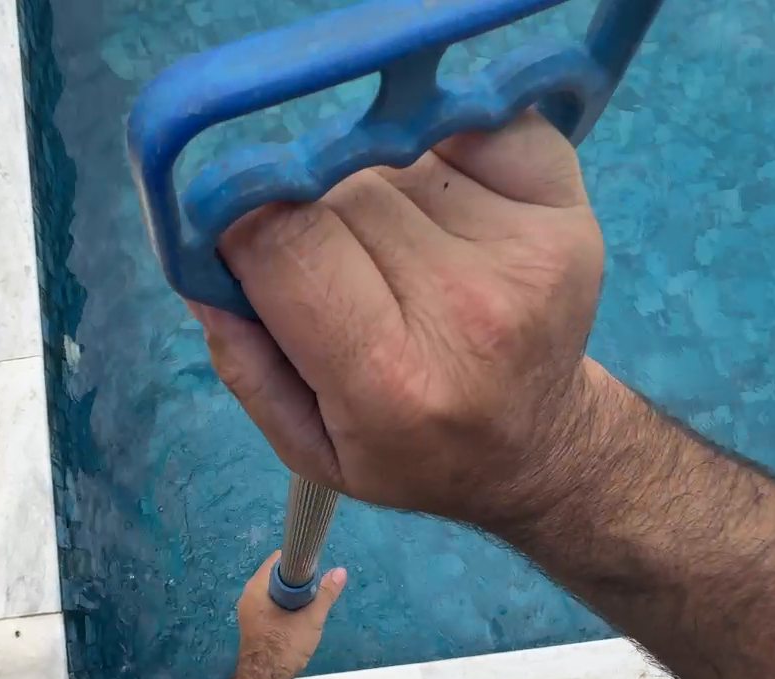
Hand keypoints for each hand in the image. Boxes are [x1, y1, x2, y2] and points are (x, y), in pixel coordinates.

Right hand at [192, 110, 611, 532]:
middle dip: (312, 222)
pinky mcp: (567, 210)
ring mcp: (524, 253)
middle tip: (341, 277)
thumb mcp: (311, 450)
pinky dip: (442, 153)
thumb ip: (247, 369)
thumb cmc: (411, 455)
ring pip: (392, 160)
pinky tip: (446, 215)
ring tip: (401, 261)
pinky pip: (471, 127)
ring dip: (375, 196)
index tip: (248, 252)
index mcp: (391, 379)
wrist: (530, 450)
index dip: (246, 233)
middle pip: (337, 194)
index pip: (284, 243)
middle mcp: (463, 308)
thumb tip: (206, 273)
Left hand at [235, 551, 346, 678]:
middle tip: (315, 590)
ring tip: (310, 604)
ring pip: (274, 593)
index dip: (297, 561)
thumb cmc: (285, 645)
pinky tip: (298, 618)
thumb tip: (340, 571)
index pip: (277, 560)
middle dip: (296, 581)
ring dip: (291, 596)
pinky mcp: (253, 625)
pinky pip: (270, 606)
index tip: (314, 569)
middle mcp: (248, 596)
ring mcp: (248, 612)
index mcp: (256, 588)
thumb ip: (325, 594)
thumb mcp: (311, 618)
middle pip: (276, 577)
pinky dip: (284, 607)